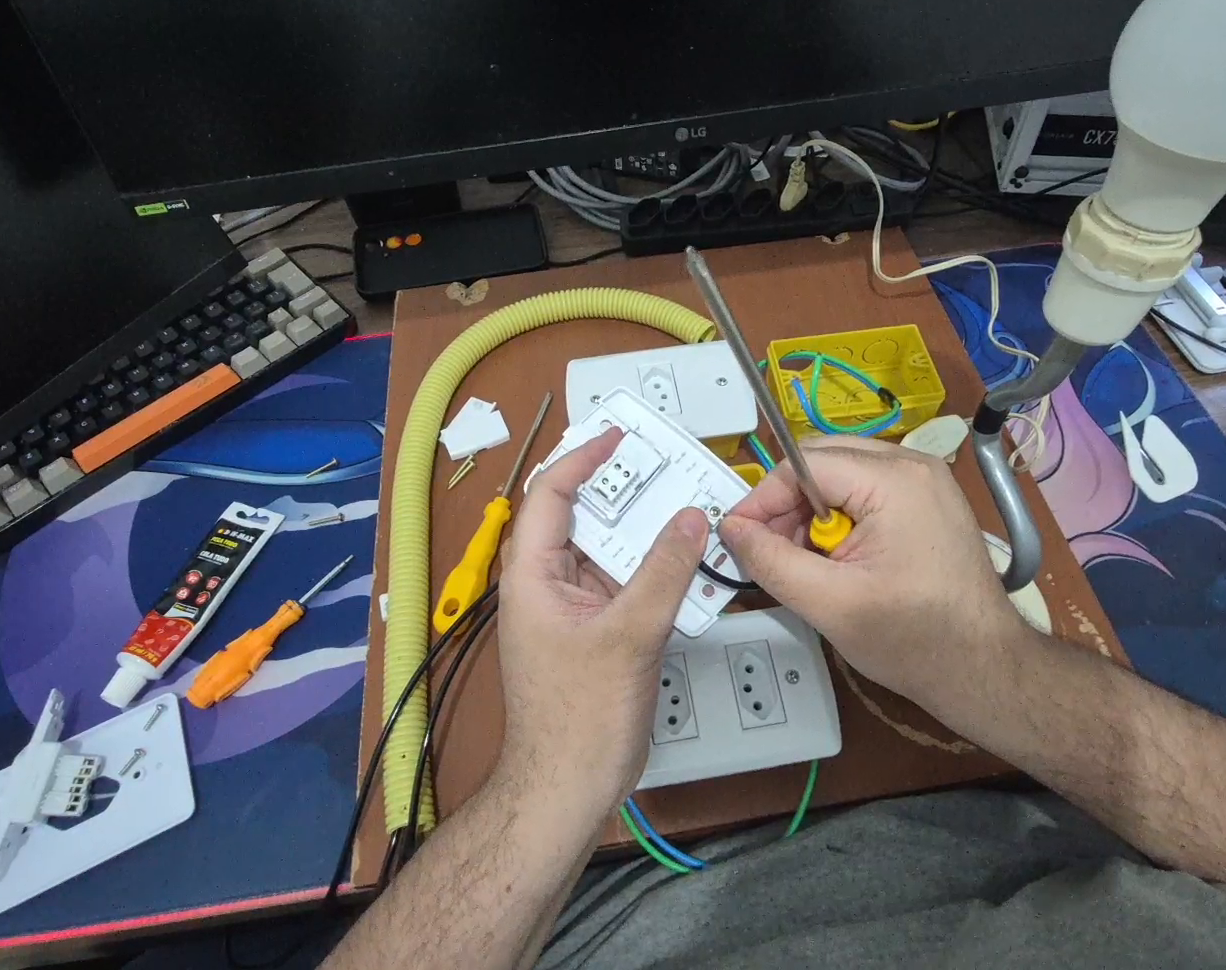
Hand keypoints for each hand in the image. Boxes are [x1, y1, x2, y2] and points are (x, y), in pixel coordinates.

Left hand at [491, 426, 706, 821]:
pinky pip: (619, 583)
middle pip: (579, 519)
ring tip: (681, 505)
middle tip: (662, 466)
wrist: (567, 788)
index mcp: (532, 575)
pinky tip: (683, 562)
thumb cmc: (580, 719)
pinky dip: (648, 568)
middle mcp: (545, 584)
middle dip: (619, 490)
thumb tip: (692, 518)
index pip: (550, 496)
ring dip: (639, 531)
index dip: (582, 459)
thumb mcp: (629, 635)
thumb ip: (664, 572)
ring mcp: (568, 608)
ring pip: (603, 552)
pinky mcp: (591, 630)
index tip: (619, 436)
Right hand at [717, 436, 1029, 710]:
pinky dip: (838, 516)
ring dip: (810, 511)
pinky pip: (863, 488)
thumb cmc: (913, 639)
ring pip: (839, 473)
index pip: (804, 463)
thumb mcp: (829, 603)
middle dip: (787, 504)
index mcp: (894, 479)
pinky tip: (836, 557)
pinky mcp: (926, 498)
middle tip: (772, 550)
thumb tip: (730, 528)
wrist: (984, 667)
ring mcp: (924, 479)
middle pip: (821, 460)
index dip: (764, 498)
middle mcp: (912, 464)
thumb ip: (771, 560)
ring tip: (806, 561)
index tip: (740, 537)